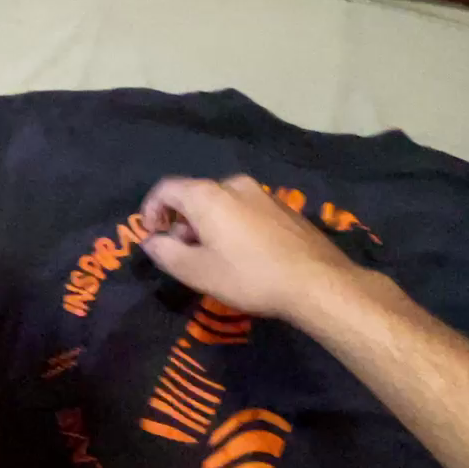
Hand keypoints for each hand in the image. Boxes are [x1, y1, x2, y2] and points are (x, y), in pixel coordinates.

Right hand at [140, 174, 380, 326]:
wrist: (318, 282)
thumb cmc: (249, 276)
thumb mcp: (197, 272)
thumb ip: (165, 253)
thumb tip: (151, 241)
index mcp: (208, 195)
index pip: (165, 188)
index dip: (150, 210)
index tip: (152, 236)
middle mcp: (234, 185)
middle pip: (194, 195)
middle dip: (181, 222)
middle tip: (183, 253)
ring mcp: (263, 194)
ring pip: (221, 203)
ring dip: (207, 225)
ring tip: (214, 258)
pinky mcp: (284, 208)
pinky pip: (245, 210)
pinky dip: (232, 226)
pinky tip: (244, 255)